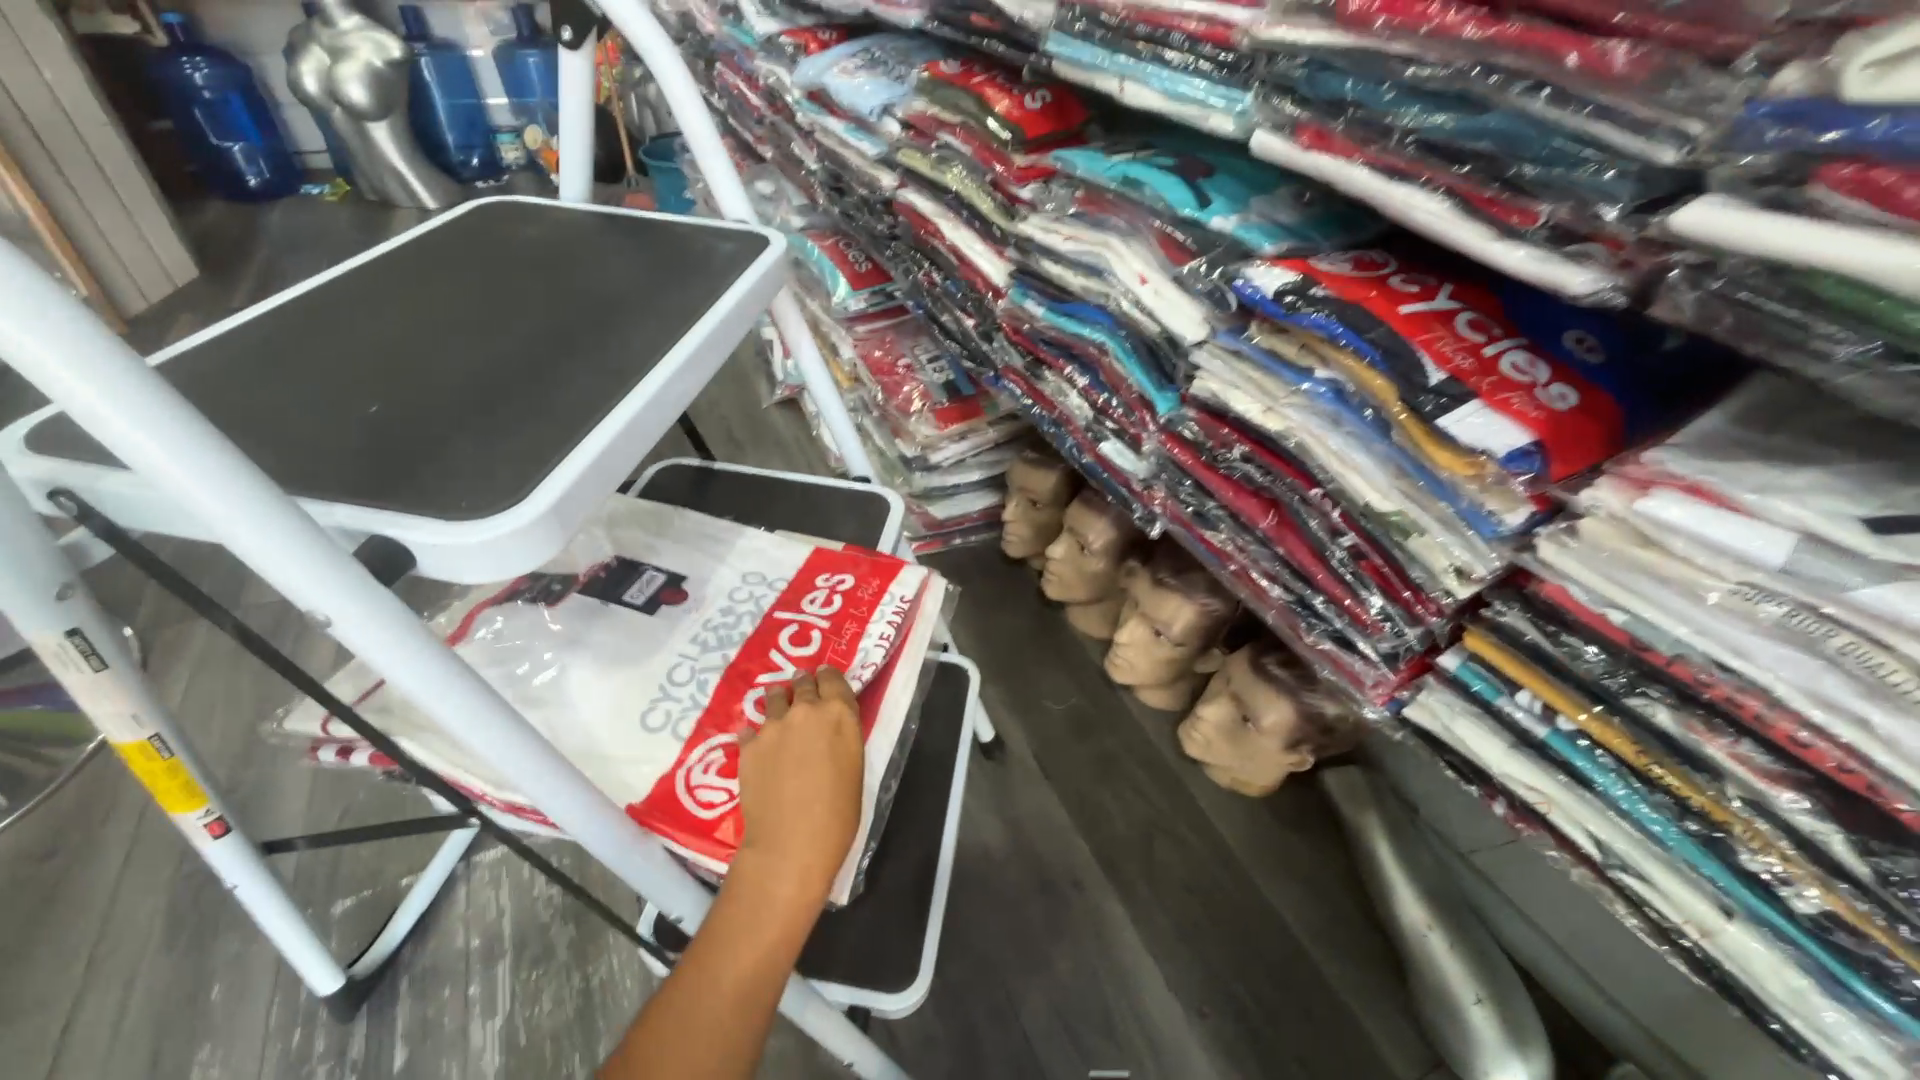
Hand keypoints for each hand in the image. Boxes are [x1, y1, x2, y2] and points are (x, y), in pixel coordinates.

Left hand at [734, 667, 864, 904]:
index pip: (833, 677)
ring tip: (778, 717)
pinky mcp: (747, 745)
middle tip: (802, 695)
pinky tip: (759, 751)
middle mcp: (806, 710)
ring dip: (778, 703)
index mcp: (840, 714)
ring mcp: (772, 725)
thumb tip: (828, 732)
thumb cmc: (839, 814)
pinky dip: (757, 735)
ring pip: (773, 698)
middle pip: (802, 682)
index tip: (824, 681)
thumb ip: (841, 737)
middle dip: (803, 686)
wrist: (792, 842)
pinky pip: (751, 729)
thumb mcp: (854, 766)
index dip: (827, 678)